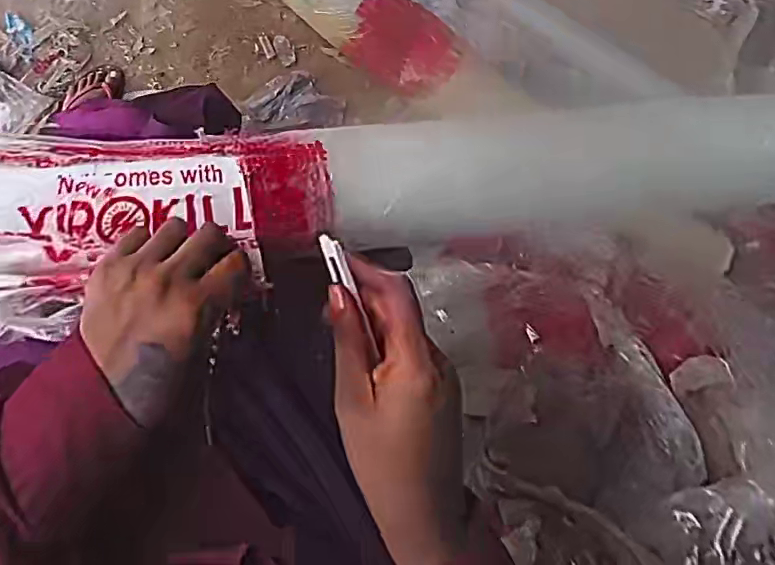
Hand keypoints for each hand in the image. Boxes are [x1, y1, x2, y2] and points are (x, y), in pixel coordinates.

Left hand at [81, 219, 249, 426]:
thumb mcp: (199, 356)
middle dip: (215, 247)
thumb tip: (225, 288)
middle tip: (210, 260)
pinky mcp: (108, 265)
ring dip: (180, 242)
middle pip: (209, 233)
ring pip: (174, 226)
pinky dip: (146, 244)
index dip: (239, 268)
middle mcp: (167, 279)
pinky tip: (145, 262)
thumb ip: (213, 314)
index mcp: (195, 307)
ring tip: (175, 259)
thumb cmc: (153, 386)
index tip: (234, 273)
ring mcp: (135, 268)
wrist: (97, 393)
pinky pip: (137, 232)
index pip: (236, 263)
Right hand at [329, 255, 467, 564]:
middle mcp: (438, 362)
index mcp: (416, 362)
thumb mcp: (352, 398)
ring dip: (373, 317)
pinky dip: (386, 339)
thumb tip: (338, 294)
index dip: (364, 267)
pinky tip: (365, 358)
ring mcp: (444, 374)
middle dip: (363, 294)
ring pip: (404, 325)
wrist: (422, 519)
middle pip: (400, 306)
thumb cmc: (384, 468)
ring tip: (343, 335)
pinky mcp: (442, 385)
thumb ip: (347, 339)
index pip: (395, 292)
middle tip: (329, 301)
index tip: (336, 255)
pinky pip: (411, 345)